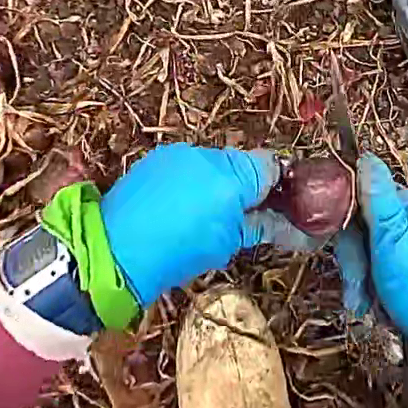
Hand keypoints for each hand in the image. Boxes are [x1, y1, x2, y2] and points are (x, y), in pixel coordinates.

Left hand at [101, 143, 314, 303]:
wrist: (111, 252)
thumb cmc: (175, 254)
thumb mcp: (226, 244)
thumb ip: (262, 225)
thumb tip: (297, 229)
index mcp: (232, 178)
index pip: (273, 165)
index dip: (278, 184)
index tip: (278, 203)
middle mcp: (210, 156)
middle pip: (245, 163)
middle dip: (247, 185)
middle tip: (241, 214)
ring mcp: (182, 153)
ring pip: (217, 162)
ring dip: (220, 181)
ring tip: (204, 212)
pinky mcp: (160, 156)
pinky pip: (190, 163)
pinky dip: (193, 179)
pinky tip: (181, 204)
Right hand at [335, 154, 407, 386]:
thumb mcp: (392, 240)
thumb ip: (377, 198)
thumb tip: (365, 155)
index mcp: (405, 204)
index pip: (356, 194)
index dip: (341, 222)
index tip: (337, 246)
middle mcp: (406, 218)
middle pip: (357, 227)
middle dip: (352, 262)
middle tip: (358, 289)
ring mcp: (406, 243)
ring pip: (363, 252)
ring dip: (360, 281)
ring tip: (367, 305)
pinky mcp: (405, 266)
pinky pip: (375, 270)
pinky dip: (371, 290)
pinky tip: (377, 308)